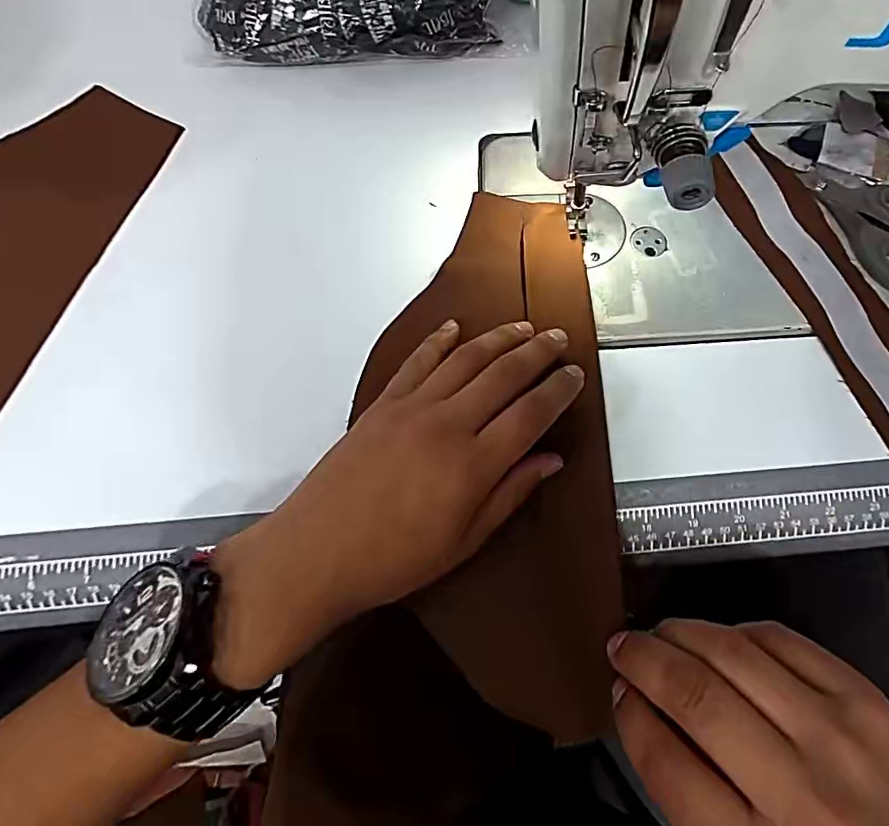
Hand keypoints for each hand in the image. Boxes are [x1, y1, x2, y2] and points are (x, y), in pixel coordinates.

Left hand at [210, 319, 584, 686]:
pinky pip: (418, 360)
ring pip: (467, 358)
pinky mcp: (383, 404)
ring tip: (523, 328)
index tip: (573, 377)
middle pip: (505, 373)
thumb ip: (512, 493)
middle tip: (558, 340)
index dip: (559, 390)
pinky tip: (456, 328)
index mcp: (473, 465)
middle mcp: (446, 426)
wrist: (315, 555)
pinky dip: (439, 340)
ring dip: (500, 338)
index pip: (532, 412)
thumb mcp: (465, 541)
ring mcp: (412, 409)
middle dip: (539, 352)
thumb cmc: (390, 559)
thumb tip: (549, 463)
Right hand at [609, 620, 888, 825]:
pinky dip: (740, 630)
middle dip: (646, 660)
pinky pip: (782, 639)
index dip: (631, 717)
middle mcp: (797, 790)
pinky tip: (722, 637)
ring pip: (734, 654)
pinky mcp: (862, 697)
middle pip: (696, 697)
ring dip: (684, 632)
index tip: (619, 692)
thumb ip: (695, 800)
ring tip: (662, 632)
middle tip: (624, 646)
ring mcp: (835, 735)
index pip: (669, 763)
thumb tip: (647, 715)